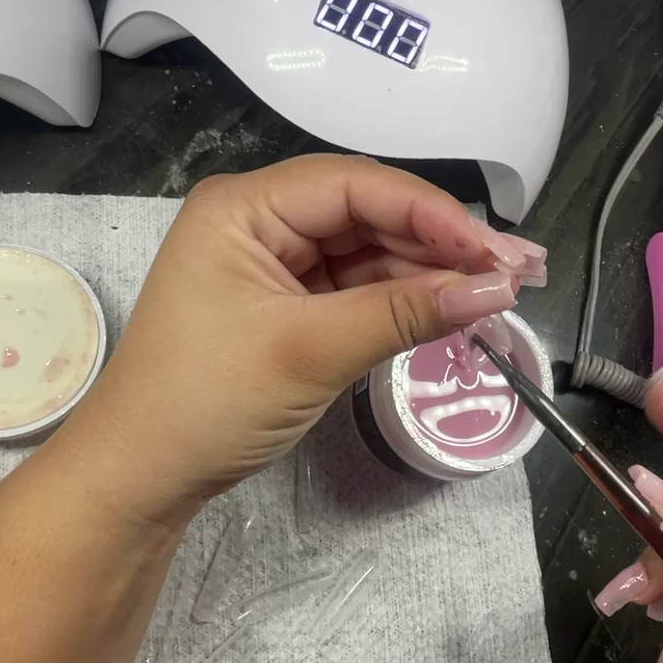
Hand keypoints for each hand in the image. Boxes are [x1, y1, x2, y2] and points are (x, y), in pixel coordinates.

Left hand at [56, 154, 543, 522]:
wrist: (143, 476)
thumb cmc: (207, 401)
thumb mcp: (311, 351)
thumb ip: (406, 312)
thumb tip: (497, 289)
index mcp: (246, 207)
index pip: (355, 186)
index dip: (433, 213)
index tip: (496, 250)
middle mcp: (262, 220)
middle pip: (370, 214)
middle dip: (443, 242)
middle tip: (518, 269)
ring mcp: (277, 262)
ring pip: (371, 251)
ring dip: (431, 272)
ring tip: (501, 290)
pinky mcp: (290, 302)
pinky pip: (358, 287)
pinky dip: (404, 299)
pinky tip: (452, 305)